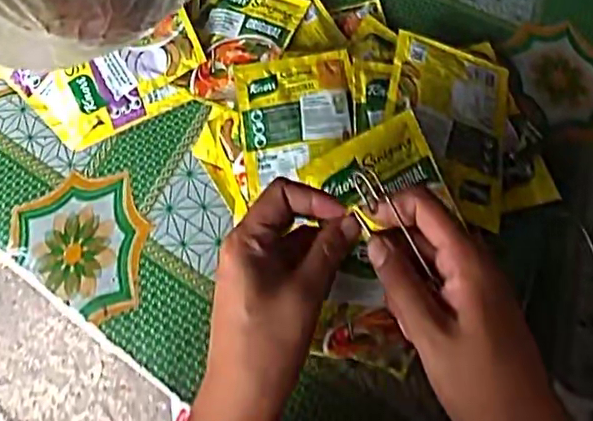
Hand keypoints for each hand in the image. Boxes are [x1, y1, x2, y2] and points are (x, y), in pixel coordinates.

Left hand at [193, 180, 360, 420]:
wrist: (240, 404)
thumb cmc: (268, 343)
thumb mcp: (305, 291)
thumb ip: (329, 249)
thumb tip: (351, 219)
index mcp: (246, 239)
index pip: (282, 193)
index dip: (315, 198)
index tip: (344, 215)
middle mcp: (245, 246)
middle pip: (287, 214)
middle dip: (320, 220)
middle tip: (352, 232)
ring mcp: (251, 268)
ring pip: (291, 239)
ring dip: (319, 243)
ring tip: (347, 255)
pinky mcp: (260, 288)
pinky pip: (288, 261)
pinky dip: (311, 262)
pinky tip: (332, 275)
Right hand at [367, 188, 565, 420]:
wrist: (524, 420)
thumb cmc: (478, 381)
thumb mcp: (430, 335)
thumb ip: (401, 284)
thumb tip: (375, 241)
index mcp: (467, 256)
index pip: (426, 204)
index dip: (393, 204)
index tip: (364, 222)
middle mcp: (475, 256)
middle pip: (426, 229)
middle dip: (398, 253)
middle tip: (389, 294)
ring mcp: (478, 274)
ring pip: (430, 256)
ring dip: (409, 279)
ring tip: (408, 321)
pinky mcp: (478, 294)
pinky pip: (441, 276)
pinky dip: (423, 293)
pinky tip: (419, 326)